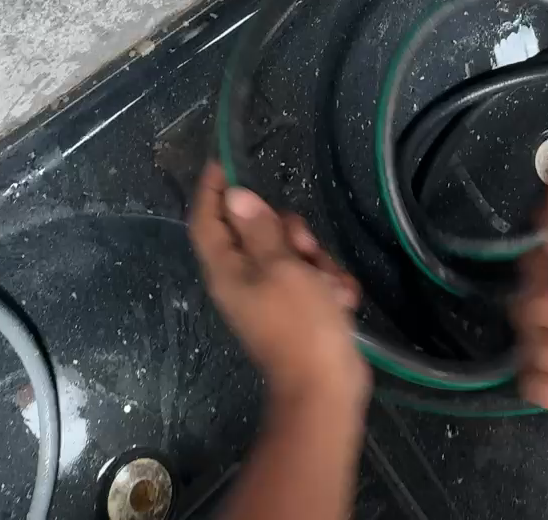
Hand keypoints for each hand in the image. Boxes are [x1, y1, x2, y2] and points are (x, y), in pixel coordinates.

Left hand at [190, 164, 368, 409]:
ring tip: (329, 285)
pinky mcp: (300, 306)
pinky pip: (313, 276)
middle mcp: (245, 279)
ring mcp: (273, 294)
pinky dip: (329, 284)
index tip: (226, 160)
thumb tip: (235, 196)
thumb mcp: (281, 268)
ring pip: (293, 251)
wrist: (326, 388)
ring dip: (318, 261)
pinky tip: (340, 300)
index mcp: (228, 270)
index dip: (212, 189)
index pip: (207, 220)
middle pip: (259, 231)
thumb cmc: (299, 324)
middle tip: (305, 246)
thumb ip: (259, 230)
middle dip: (289, 232)